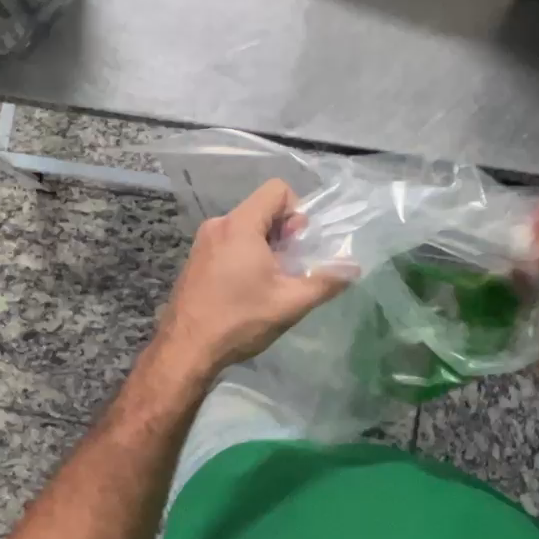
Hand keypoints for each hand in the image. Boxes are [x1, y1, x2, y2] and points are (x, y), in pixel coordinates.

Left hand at [156, 179, 350, 373]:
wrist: (186, 348)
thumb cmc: (239, 320)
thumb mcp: (290, 303)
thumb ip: (325, 281)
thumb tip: (353, 268)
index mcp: (240, 225)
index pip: (277, 190)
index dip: (297, 211)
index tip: (298, 244)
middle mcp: (218, 225)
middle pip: (261, 209)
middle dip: (283, 232)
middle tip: (289, 266)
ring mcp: (203, 242)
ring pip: (245, 227)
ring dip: (265, 246)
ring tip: (270, 281)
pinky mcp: (196, 259)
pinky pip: (229, 242)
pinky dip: (245, 255)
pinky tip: (247, 288)